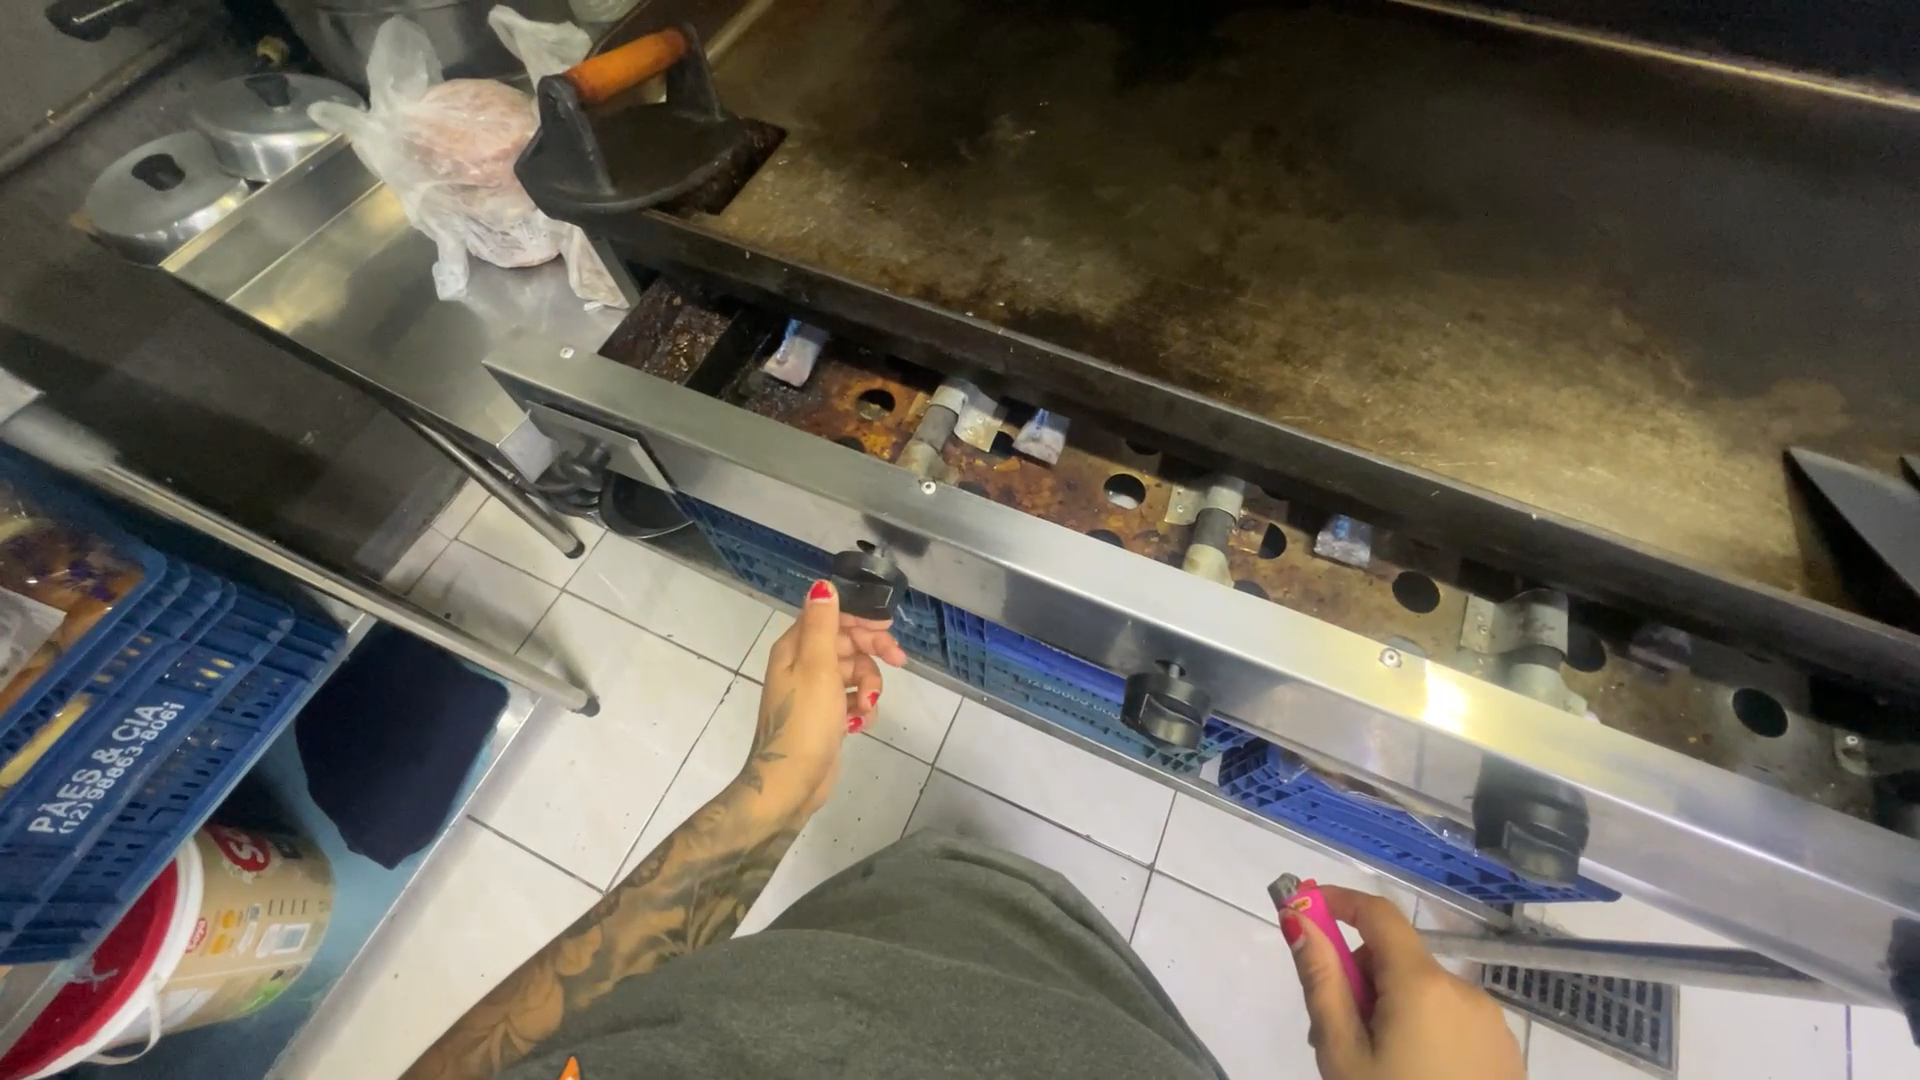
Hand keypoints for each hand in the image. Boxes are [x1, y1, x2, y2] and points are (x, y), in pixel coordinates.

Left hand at [740, 580, 906, 817]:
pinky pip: (852, 700)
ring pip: (854, 673)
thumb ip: (823, 624)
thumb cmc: (805, 721)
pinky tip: (859, 725)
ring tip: (866, 707)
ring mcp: (814, 693)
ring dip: (868, 686)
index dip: (861, 619)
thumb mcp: (816, 666)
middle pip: (848, 644)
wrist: (791, 784)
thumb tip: (823, 585)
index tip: (888, 628)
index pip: (832, 618)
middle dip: (873, 654)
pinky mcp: (825, 716)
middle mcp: (802, 665)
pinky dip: (860, 709)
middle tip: (899, 661)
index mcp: (795, 648)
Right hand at [1286, 885, 1523, 1079]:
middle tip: (1331, 1027)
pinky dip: (1418, 1028)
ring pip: (1419, 990)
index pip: (1377, 913)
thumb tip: (1297, 917)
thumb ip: (1320, 977)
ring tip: (1368, 1064)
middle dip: (1356, 974)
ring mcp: (1492, 1027)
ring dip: (1385, 1005)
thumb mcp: (1341, 1051)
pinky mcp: (1505, 1058)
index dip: (1337, 901)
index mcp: (1422, 984)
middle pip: (1395, 956)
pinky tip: (1406, 1076)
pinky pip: (1448, 1019)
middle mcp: (1464, 992)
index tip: (1303, 910)